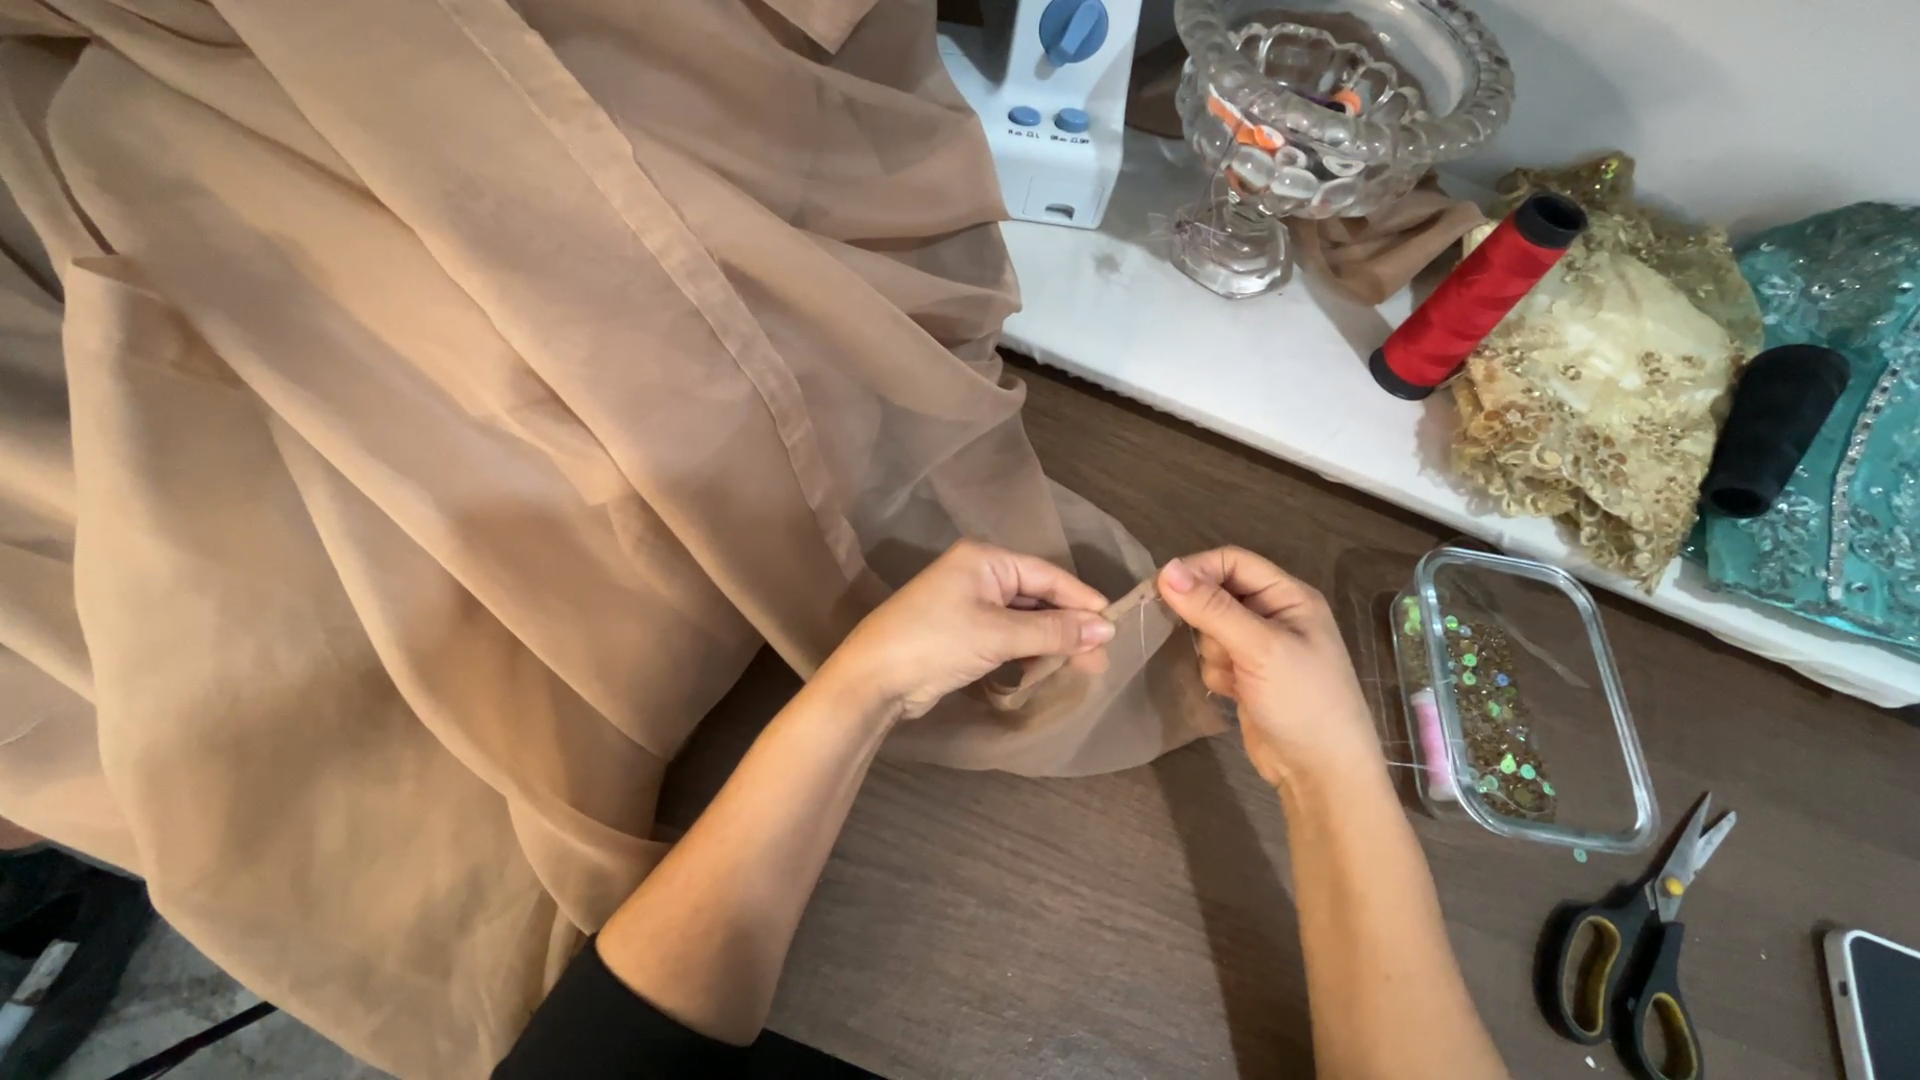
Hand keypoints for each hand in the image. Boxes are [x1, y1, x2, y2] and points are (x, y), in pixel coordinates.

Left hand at [828, 540, 1115, 720]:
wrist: (873, 679)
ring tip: (1084, 668)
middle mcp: (978, 574)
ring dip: (1051, 641)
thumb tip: (1105, 629)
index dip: (1082, 600)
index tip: (1114, 626)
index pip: (1047, 575)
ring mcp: (968, 604)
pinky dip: (1028, 650)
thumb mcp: (998, 634)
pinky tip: (1048, 667)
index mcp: (985, 559)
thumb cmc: (936, 642)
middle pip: (1037, 596)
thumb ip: (1053, 631)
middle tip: (1100, 657)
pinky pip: (1007, 635)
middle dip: (1069, 625)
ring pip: (1024, 618)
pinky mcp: (963, 632)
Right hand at [1156, 547, 1380, 789]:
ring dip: (1211, 651)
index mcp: (1289, 596)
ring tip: (1233, 675)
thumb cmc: (1303, 701)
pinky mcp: (1248, 675)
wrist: (1321, 773)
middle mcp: (1275, 615)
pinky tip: (1232, 692)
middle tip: (1208, 642)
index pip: (1232, 562)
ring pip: (1209, 628)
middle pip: (1217, 594)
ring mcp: (1261, 647)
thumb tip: (1166, 569)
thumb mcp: (1259, 648)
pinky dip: (1215, 673)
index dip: (1198, 571)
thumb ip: (1212, 608)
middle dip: (1204, 618)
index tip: (1164, 591)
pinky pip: (1213, 658)